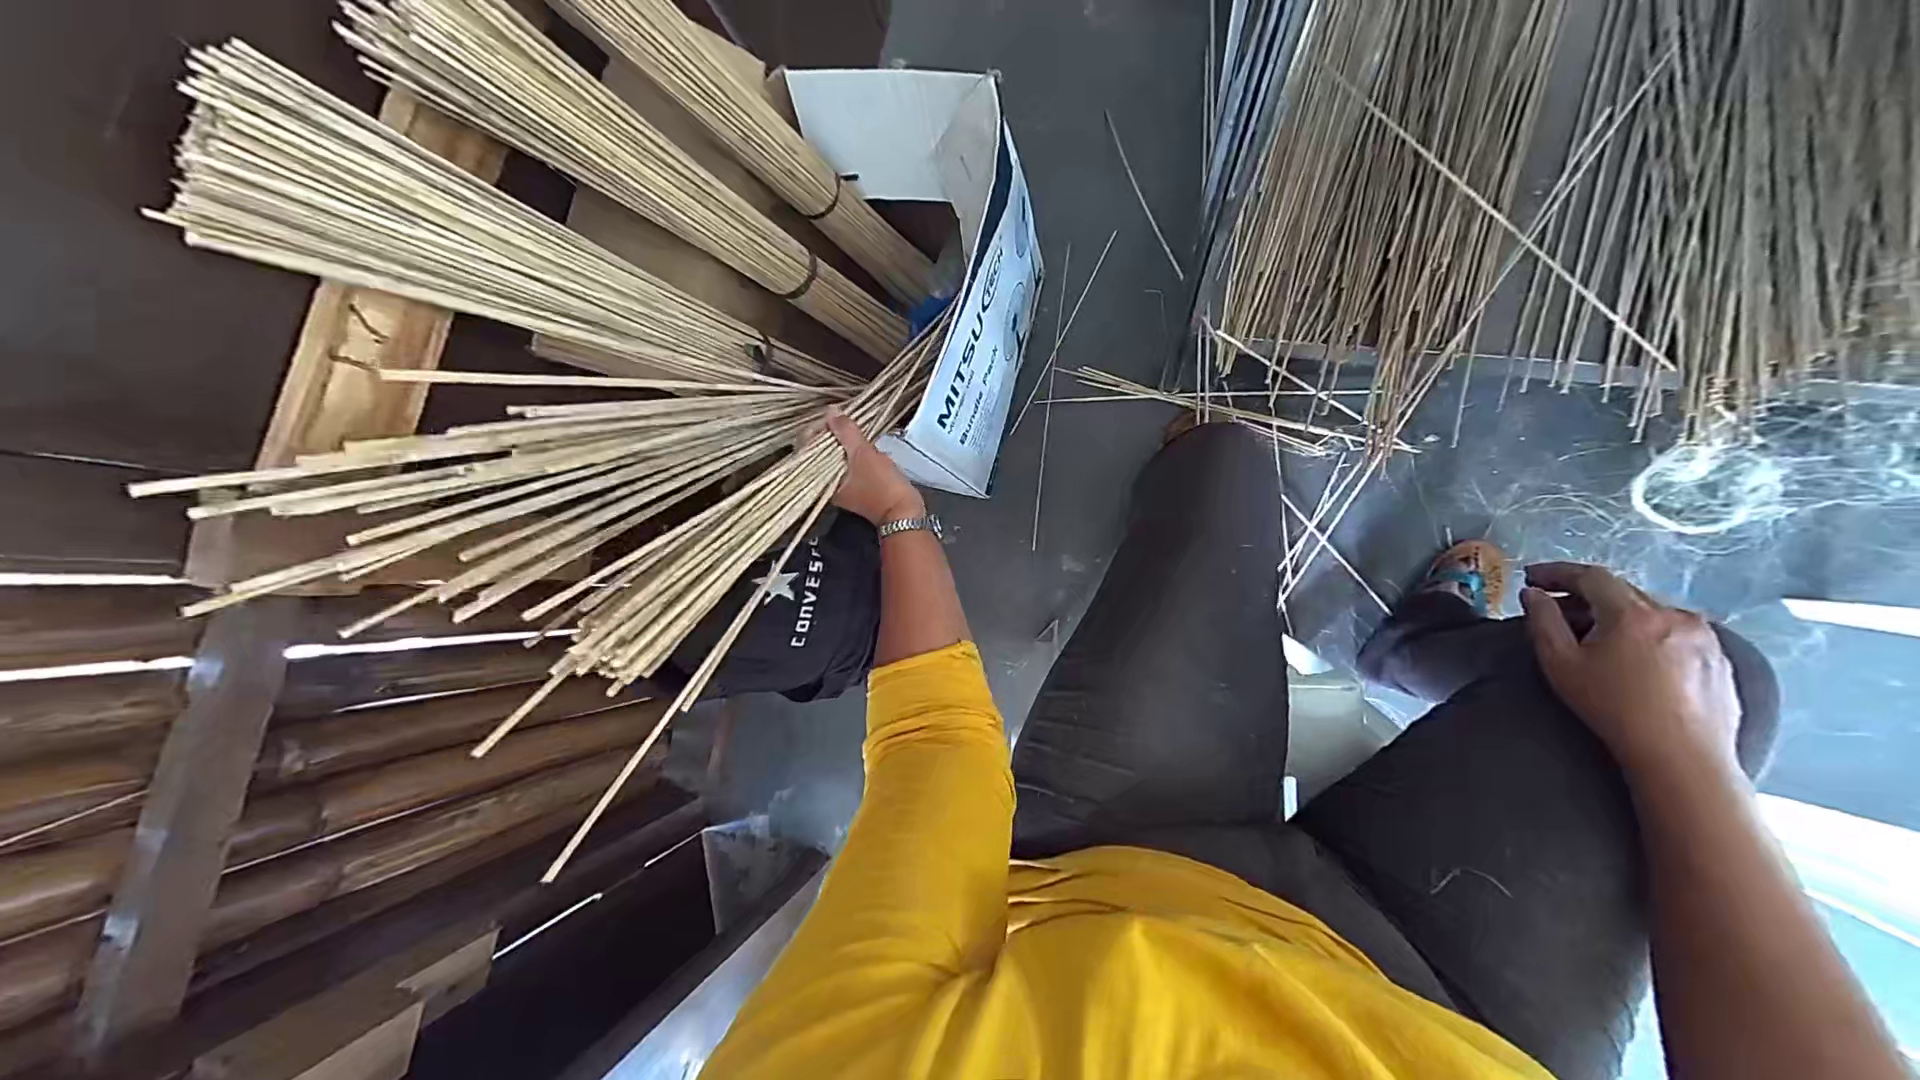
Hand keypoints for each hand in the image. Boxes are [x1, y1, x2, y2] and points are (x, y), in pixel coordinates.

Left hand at [824, 408, 924, 526]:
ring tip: (854, 429)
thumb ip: (846, 431)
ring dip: (842, 440)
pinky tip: (862, 443)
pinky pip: (846, 461)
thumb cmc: (882, 486)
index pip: (806, 444)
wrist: (904, 512)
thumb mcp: (864, 453)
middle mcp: (825, 482)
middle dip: (831, 432)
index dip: (818, 426)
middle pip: (818, 448)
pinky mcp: (854, 485)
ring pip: (833, 454)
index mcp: (820, 478)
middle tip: (846, 420)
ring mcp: (840, 484)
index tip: (835, 417)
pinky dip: (851, 450)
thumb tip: (831, 411)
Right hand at [1520, 562, 1742, 783]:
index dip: (1557, 572)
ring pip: (1649, 610)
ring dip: (1615, 613)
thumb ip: (1542, 621)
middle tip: (1553, 608)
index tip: (1531, 576)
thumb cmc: (1612, 707)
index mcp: (1634, 614)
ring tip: (1592, 633)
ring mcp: (1705, 637)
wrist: (1682, 756)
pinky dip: (1644, 632)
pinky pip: (1673, 631)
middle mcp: (1675, 615)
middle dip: (1583, 594)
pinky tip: (1630, 655)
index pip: (1591, 576)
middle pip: (1621, 591)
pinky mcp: (1719, 658)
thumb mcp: (1560, 663)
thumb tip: (1534, 593)